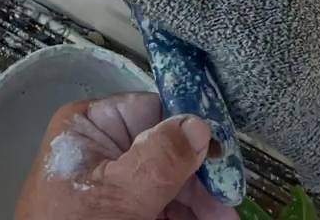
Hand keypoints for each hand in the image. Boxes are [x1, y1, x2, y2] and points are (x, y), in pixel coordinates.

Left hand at [15, 91, 238, 219]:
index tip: (222, 154)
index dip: (189, 130)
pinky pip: (162, 209)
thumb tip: (199, 124)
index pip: (151, 110)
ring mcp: (113, 187)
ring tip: (228, 218)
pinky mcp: (123, 214)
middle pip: (166, 152)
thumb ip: (159, 159)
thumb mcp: (117, 195)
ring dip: (201, 203)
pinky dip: (185, 217)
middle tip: (230, 204)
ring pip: (170, 185)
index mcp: (89, 126)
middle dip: (200, 179)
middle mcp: (103, 150)